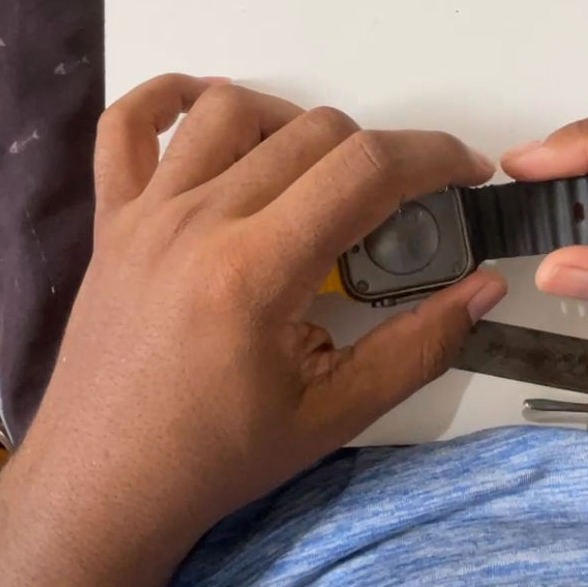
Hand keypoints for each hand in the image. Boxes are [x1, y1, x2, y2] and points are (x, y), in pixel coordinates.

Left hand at [29, 75, 506, 531]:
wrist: (103, 488)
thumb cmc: (217, 458)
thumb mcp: (336, 414)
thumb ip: (420, 346)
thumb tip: (484, 288)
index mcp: (257, 270)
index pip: (365, 170)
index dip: (434, 157)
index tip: (467, 172)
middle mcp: (199, 221)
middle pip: (313, 132)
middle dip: (380, 153)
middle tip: (398, 205)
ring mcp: (147, 213)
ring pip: (230, 109)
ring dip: (294, 121)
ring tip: (319, 170)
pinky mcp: (113, 220)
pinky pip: (126, 125)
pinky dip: (171, 98)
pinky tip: (211, 111)